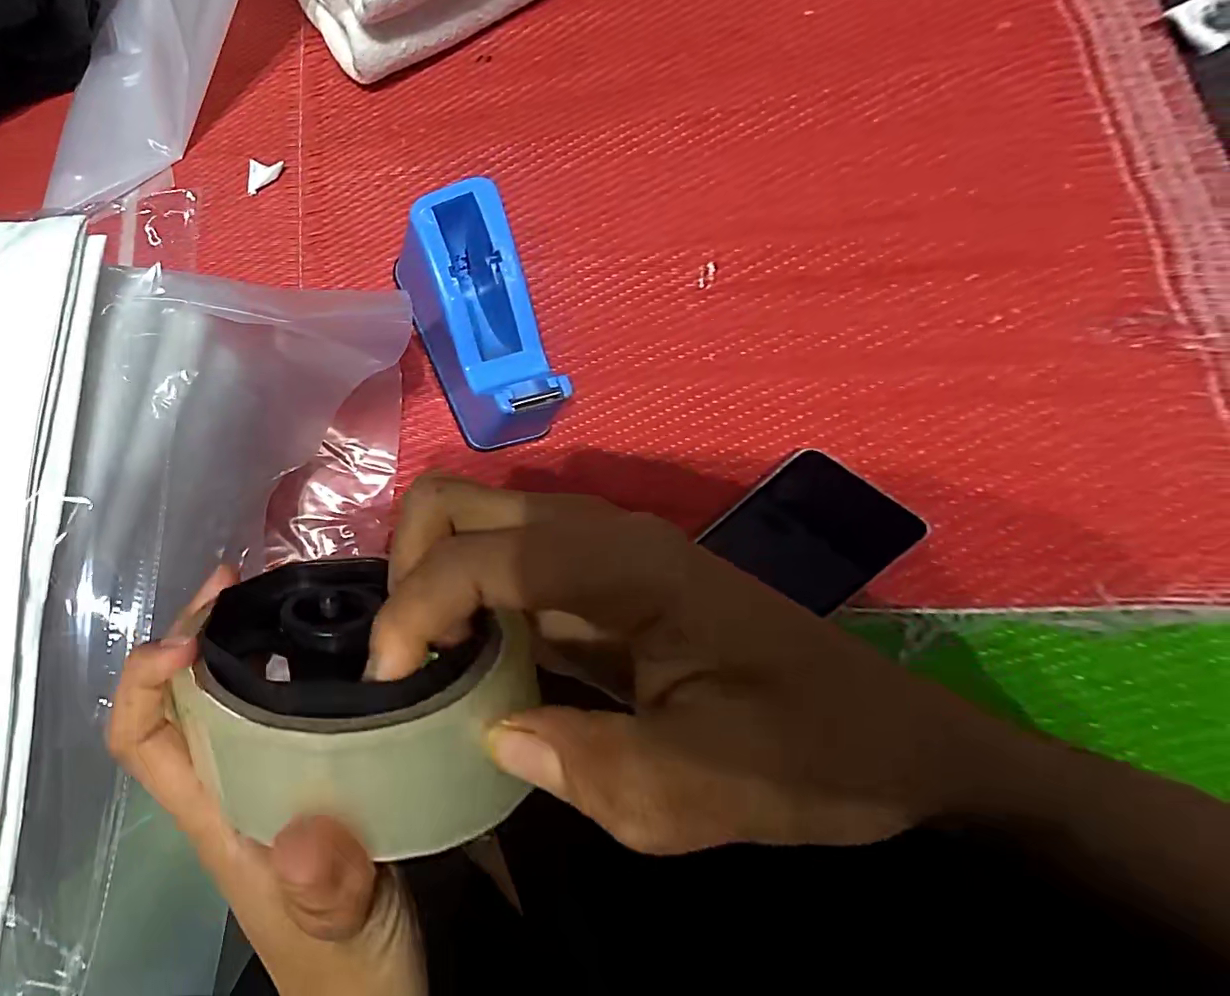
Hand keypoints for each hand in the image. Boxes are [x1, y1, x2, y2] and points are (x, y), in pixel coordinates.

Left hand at [107, 569, 425, 995]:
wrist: (381, 991)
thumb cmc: (347, 967)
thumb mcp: (340, 932)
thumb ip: (324, 893)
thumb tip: (302, 840)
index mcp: (212, 806)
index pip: (137, 735)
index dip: (144, 681)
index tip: (190, 639)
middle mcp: (226, 775)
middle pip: (177, 691)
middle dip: (194, 626)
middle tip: (235, 578)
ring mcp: (264, 767)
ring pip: (225, 685)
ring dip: (235, 630)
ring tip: (267, 587)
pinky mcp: (307, 764)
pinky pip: (280, 696)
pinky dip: (286, 654)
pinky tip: (319, 633)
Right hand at [369, 473, 1025, 854]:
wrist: (901, 738)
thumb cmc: (819, 752)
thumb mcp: (718, 790)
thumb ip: (602, 772)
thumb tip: (495, 738)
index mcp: (622, 564)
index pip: (476, 557)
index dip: (414, 612)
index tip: (393, 685)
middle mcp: (592, 529)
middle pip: (448, 503)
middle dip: (405, 572)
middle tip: (411, 657)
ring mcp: (587, 539)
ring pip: (461, 518)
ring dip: (426, 578)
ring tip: (432, 659)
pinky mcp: (585, 565)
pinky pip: (490, 553)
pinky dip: (456, 592)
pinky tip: (472, 654)